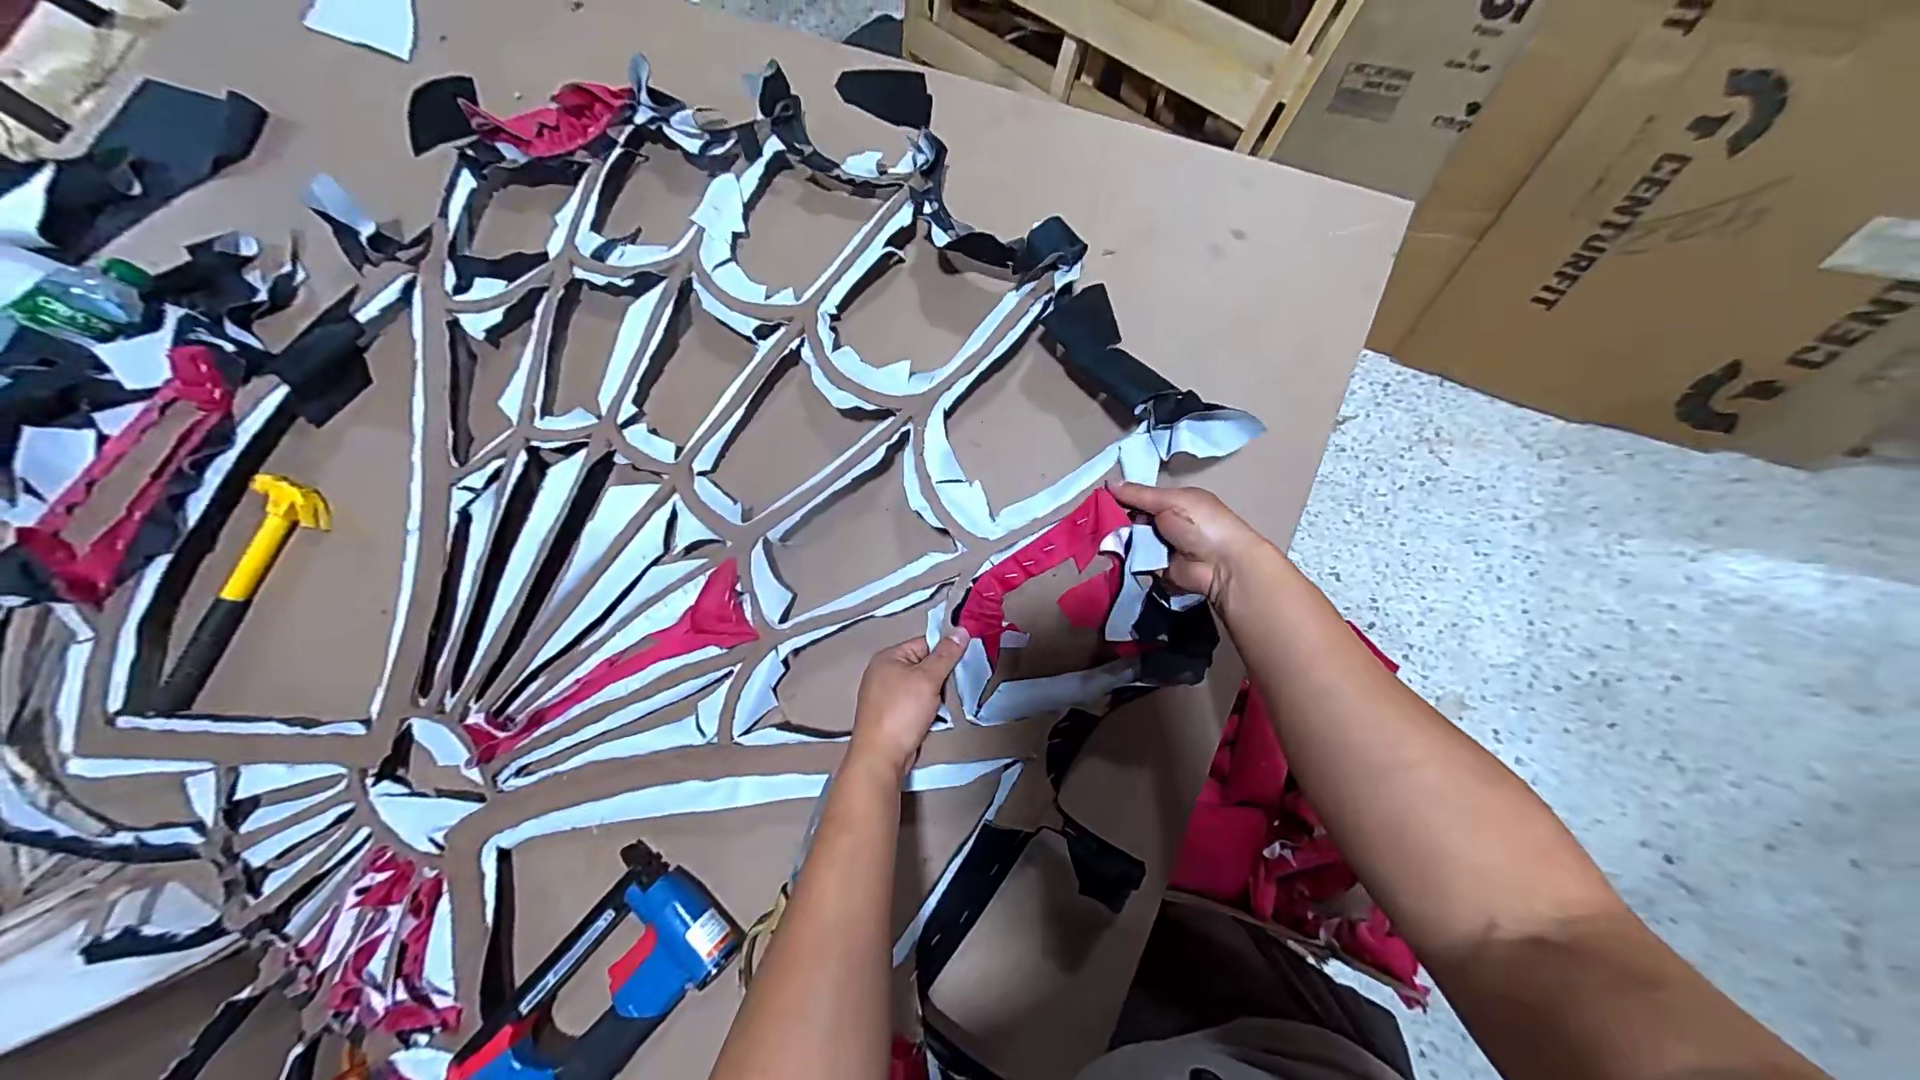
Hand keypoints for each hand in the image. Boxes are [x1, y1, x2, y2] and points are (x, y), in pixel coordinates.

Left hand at [849, 628, 969, 778]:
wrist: (881, 756)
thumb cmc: (902, 712)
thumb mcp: (928, 678)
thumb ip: (946, 654)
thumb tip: (961, 630)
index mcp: (888, 657)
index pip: (925, 643)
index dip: (945, 653)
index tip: (963, 664)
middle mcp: (884, 672)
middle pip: (924, 665)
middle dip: (941, 677)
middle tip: (952, 689)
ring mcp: (885, 695)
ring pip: (922, 686)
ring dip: (936, 695)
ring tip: (942, 706)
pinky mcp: (891, 715)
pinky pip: (916, 703)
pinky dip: (927, 709)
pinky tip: (934, 718)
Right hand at [1107, 481, 1274, 604]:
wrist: (1221, 565)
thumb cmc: (1201, 524)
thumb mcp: (1172, 500)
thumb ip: (1139, 494)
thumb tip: (1109, 482)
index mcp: (1173, 503)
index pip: (1139, 499)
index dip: (1121, 500)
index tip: (1099, 502)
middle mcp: (1165, 524)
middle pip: (1131, 522)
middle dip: (1116, 523)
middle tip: (1100, 525)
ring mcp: (1160, 548)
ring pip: (1130, 543)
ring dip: (1119, 543)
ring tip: (1105, 542)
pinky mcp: (1156, 570)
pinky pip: (1135, 563)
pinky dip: (1126, 561)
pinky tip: (1113, 558)